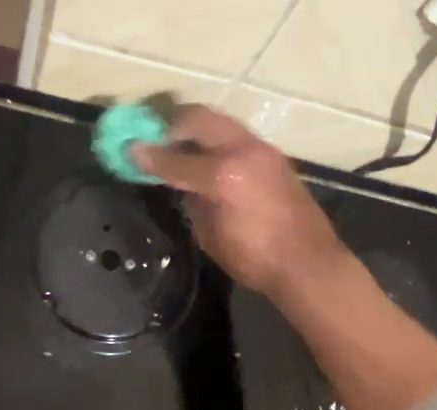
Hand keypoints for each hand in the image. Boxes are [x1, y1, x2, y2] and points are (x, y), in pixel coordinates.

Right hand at [132, 106, 346, 298]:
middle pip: (200, 120)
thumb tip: (183, 187)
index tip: (129, 150)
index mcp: (223, 176)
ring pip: (221, 124)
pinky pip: (237, 138)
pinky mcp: (274, 156)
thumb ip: (194, 204)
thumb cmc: (254, 260)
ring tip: (180, 147)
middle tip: (156, 139)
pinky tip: (208, 160)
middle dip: (173, 126)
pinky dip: (217, 141)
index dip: (149, 157)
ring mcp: (262, 149)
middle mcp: (243, 151)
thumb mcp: (211, 237)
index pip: (176, 160)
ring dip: (197, 130)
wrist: (307, 263)